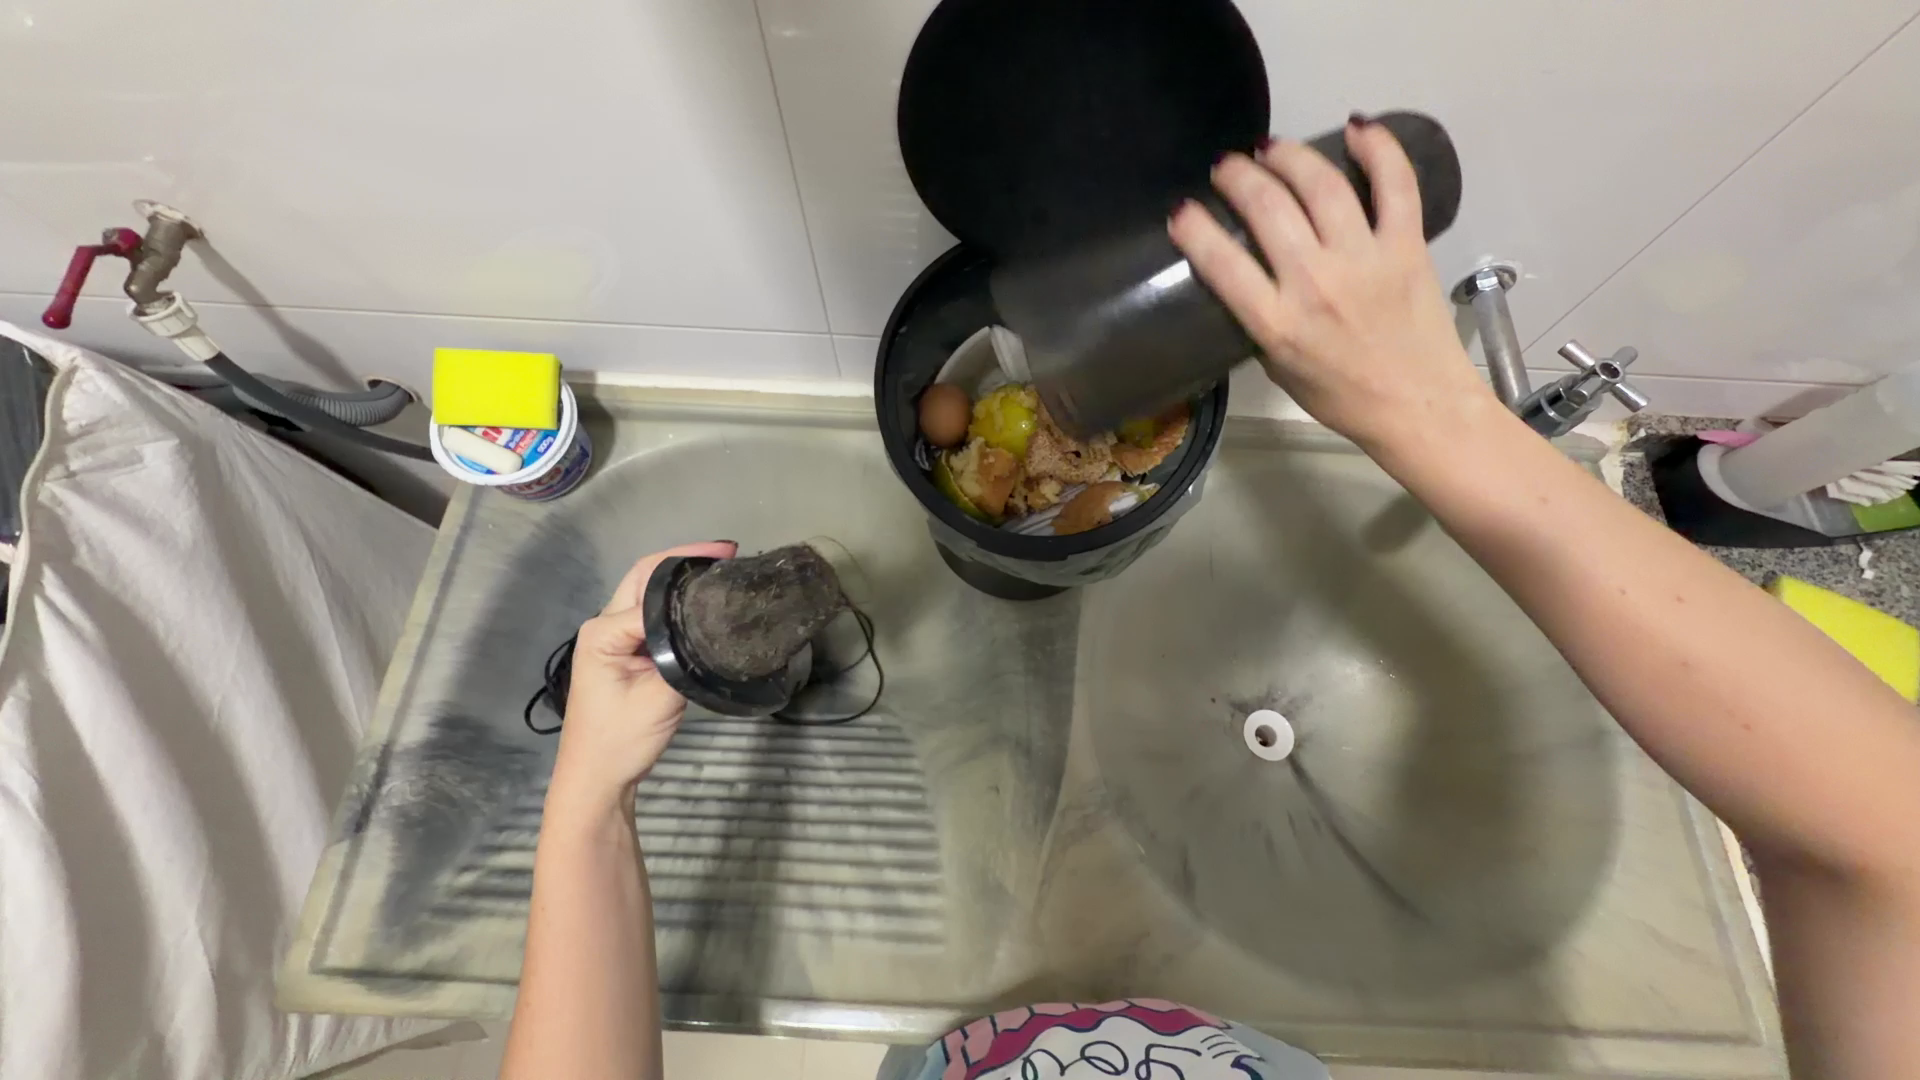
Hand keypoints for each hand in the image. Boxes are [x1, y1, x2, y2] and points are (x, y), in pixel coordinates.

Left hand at [548, 541, 738, 813]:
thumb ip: (682, 654)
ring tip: (723, 573)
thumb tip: (712, 622)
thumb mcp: (657, 696)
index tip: (728, 555)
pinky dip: (680, 603)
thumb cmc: (621, 738)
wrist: (599, 778)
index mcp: (605, 630)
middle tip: (728, 554)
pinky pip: (655, 616)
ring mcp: (616, 638)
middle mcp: (606, 625)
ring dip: (683, 579)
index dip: (688, 565)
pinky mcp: (630, 652)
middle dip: (685, 559)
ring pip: (650, 594)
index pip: (651, 586)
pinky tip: (706, 605)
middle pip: (646, 577)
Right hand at [1168, 118, 1499, 451]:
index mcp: (1278, 325)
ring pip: (1322, 186)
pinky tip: (1356, 126)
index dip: (1194, 229)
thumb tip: (1248, 282)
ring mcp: (1364, 260)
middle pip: (1268, 209)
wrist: (1417, 406)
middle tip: (1226, 168)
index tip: (1181, 211)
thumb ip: (1259, 323)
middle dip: (1238, 178)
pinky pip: (1396, 184)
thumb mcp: (1278, 369)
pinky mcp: (1407, 246)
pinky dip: (1379, 149)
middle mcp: (1316, 284)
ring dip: (1289, 157)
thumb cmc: (1339, 397)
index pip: (1223, 264)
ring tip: (1270, 149)